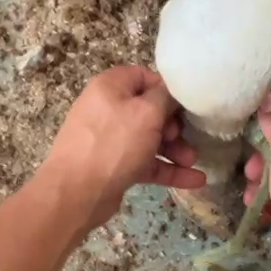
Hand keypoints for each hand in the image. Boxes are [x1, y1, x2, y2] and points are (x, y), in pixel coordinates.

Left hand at [38, 67, 205, 229]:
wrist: (76, 193)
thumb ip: (165, 97)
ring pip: (150, 139)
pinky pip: (146, 162)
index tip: (185, 105)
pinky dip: (168, 169)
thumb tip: (172, 93)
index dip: (167, 90)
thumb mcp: (146, 113)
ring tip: (192, 161)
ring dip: (175, 150)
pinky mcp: (115, 166)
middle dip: (175, 126)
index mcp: (110, 87)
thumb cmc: (114, 144)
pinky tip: (194, 180)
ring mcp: (110, 140)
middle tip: (186, 137)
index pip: (144, 77)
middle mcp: (108, 109)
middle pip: (150, 111)